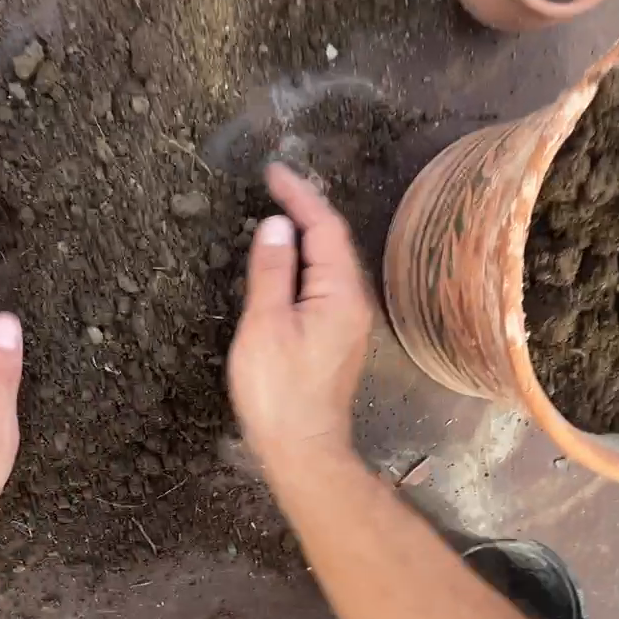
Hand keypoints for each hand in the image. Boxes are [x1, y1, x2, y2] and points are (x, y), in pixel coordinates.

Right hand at [228, 164, 374, 475]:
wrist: (301, 447)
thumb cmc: (278, 391)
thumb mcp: (265, 326)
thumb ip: (271, 272)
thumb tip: (276, 226)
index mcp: (339, 293)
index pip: (323, 227)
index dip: (299, 195)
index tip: (273, 171)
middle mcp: (353, 302)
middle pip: (333, 242)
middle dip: (305, 209)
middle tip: (273, 186)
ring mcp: (348, 322)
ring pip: (329, 264)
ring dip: (306, 236)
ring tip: (278, 213)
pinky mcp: (337, 338)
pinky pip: (324, 284)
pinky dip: (305, 263)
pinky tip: (286, 263)